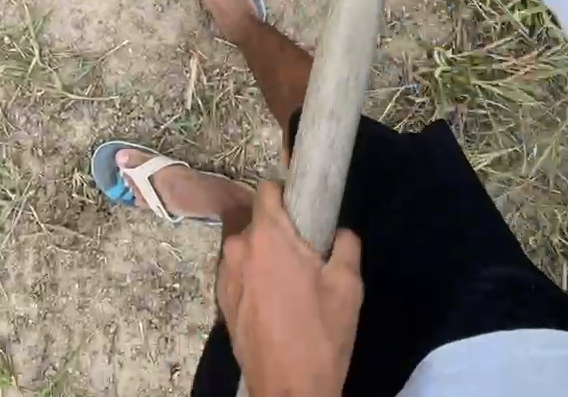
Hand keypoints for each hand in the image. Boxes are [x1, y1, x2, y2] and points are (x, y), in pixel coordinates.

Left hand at [217, 181, 362, 396]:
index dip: (285, 194)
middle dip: (279, 231)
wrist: (288, 390)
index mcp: (267, 235)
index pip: (267, 189)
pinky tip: (273, 303)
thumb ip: (346, 246)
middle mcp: (238, 245)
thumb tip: (342, 231)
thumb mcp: (348, 288)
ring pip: (247, 247)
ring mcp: (225, 272)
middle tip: (304, 256)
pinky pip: (238, 272)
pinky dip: (253, 277)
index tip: (302, 210)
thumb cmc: (320, 335)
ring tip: (290, 284)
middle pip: (258, 221)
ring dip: (264, 256)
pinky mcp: (220, 297)